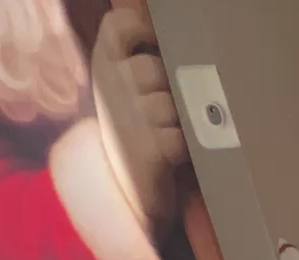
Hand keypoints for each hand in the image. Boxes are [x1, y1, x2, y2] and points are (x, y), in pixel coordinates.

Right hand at [92, 4, 188, 229]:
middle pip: (159, 70)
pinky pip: (186, 137)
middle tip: (175, 117)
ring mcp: (129, 119)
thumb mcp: (133, 92)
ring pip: (175, 104)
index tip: (163, 43)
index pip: (121, 26)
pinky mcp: (151, 151)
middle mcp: (112, 87)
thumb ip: (147, 62)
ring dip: (187, 123)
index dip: (144, 27)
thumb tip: (178, 36)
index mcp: (106, 66)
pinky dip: (192, 148)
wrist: (129, 194)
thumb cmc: (142, 137)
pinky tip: (184, 157)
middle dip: (177, 91)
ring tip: (178, 139)